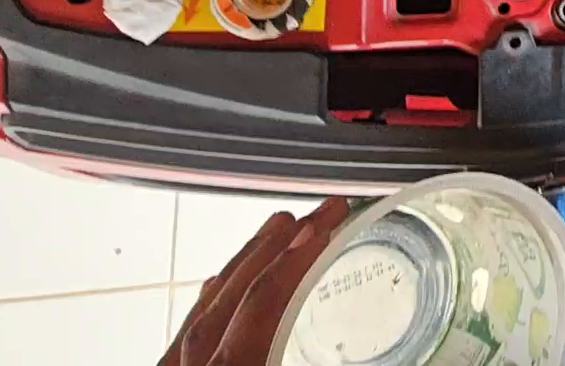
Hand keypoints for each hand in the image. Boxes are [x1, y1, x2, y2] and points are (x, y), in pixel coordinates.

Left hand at [161, 198, 352, 365]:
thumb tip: (381, 364)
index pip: (262, 304)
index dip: (296, 257)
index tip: (328, 223)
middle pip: (230, 295)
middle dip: (276, 244)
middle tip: (319, 213)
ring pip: (204, 309)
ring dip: (247, 262)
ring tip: (282, 227)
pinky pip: (182, 333)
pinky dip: (212, 298)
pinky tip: (225, 284)